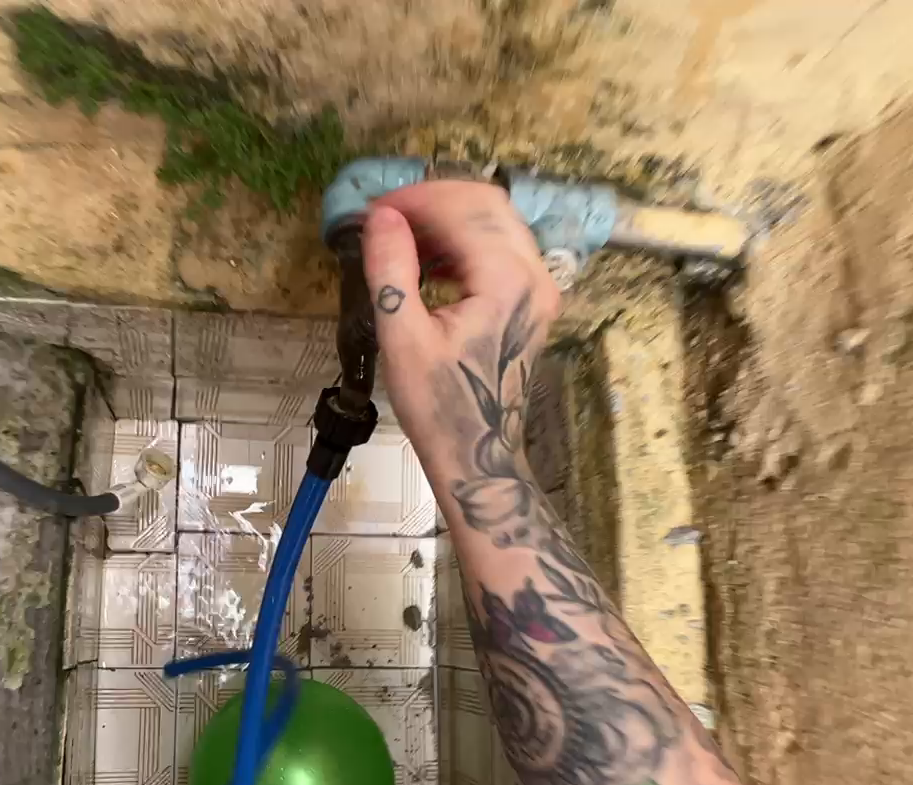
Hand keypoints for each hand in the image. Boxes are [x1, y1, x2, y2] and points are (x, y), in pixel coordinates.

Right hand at [359, 181, 562, 448]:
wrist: (478, 455)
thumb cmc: (440, 407)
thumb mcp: (403, 340)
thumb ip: (390, 272)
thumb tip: (380, 218)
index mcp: (507, 281)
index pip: (464, 208)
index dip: (415, 200)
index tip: (373, 211)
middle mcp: (535, 276)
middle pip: (487, 206)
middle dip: (432, 202)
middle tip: (385, 219)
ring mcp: (540, 290)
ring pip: (497, 225)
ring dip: (448, 222)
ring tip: (401, 239)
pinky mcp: (533, 303)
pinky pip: (501, 252)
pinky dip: (464, 245)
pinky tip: (430, 262)